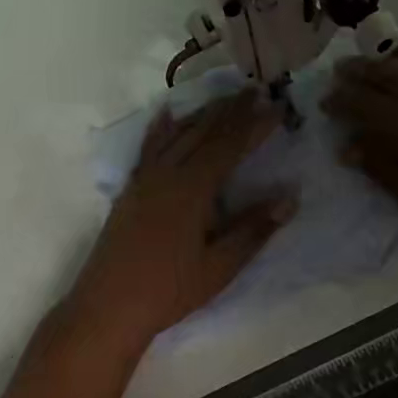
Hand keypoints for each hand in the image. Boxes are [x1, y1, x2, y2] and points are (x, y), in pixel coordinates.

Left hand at [70, 88, 295, 344]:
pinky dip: (161, 128)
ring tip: (224, 99)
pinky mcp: (130, 191)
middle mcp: (166, 174)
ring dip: (201, 114)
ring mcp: (143, 180)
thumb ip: (253, 229)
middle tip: (254, 90)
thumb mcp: (219, 267)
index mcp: (191, 190)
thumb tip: (290, 197)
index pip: (228, 147)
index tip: (276, 107)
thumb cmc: (169, 292)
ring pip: (176, 135)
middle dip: (230, 110)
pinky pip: (148, 148)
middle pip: (202, 132)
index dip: (253, 126)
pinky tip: (167, 115)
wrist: (107, 307)